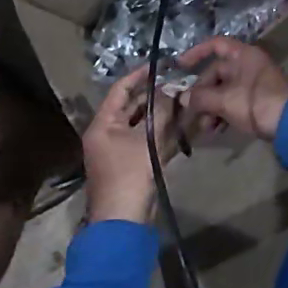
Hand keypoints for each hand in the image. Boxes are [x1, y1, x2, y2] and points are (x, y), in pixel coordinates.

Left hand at [82, 66, 179, 223]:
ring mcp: (120, 149)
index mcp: (103, 124)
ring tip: (183, 100)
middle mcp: (108, 133)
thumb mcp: (147, 140)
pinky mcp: (132, 163)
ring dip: (162, 113)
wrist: (123, 221)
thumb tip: (173, 90)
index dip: (139, 75)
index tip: (161, 65)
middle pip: (132, 106)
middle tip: (178, 84)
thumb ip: (161, 112)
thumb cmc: (130, 175)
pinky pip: (148, 140)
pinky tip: (183, 125)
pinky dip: (163, 132)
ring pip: (142, 123)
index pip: (120, 90)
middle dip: (156, 95)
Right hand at [180, 37, 287, 141]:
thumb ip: (201, 97)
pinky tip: (217, 130)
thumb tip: (183, 98)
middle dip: (203, 93)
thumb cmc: (256, 103)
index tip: (180, 66)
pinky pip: (234, 101)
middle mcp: (248, 64)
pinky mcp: (258, 100)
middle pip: (217, 72)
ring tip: (206, 127)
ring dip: (211, 107)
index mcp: (243, 55)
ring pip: (225, 90)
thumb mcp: (224, 100)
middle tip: (192, 112)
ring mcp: (254, 82)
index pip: (216, 45)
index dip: (196, 53)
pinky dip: (224, 112)